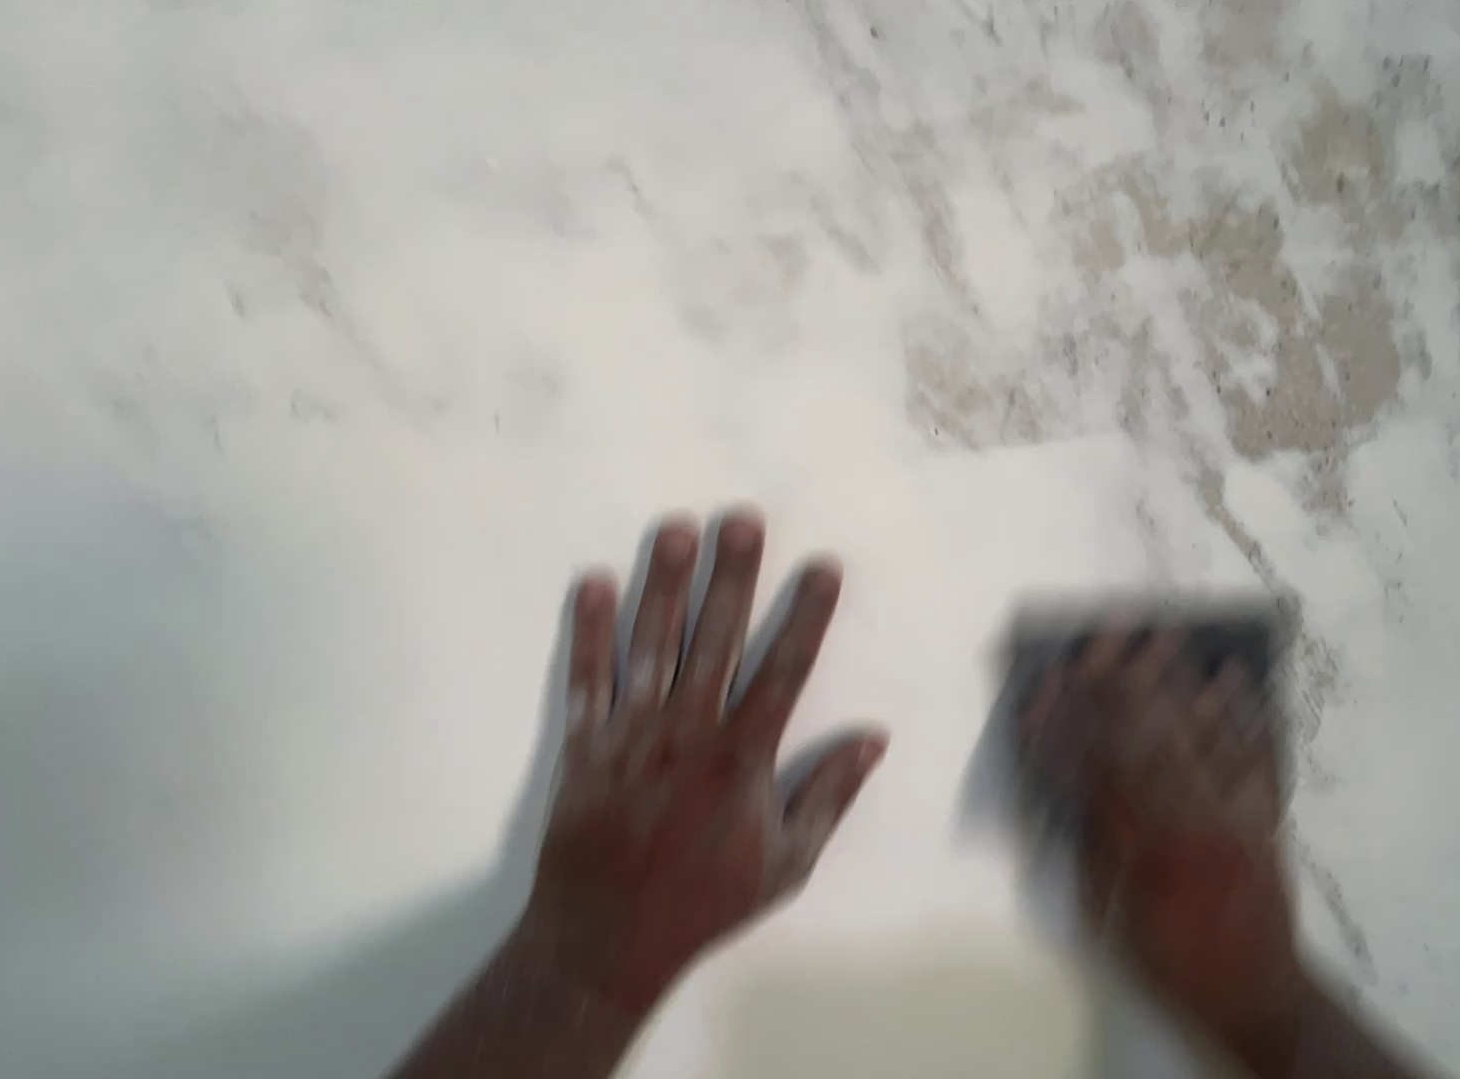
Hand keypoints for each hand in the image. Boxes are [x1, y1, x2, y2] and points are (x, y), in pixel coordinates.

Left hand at [523, 508, 887, 1007]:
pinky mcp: (584, 745)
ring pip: (652, 646)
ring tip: (676, 527)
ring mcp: (632, 735)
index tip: (824, 566)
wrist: (603, 943)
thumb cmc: (705, 899)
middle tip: (742, 517)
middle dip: (733, 576)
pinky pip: (587, 679)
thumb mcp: (787, 862)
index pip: (785, 671)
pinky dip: (587, 631)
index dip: (807, 616)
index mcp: (743, 758)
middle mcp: (690, 733)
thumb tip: (876, 736)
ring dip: (664, 585)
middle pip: (716, 640)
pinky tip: (593, 581)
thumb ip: (830, 794)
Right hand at [1019, 628, 1302, 1040]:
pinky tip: (1235, 680)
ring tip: (1167, 635)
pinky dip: (1245, 716)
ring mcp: (1233, 815)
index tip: (1046, 682)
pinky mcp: (1265, 818)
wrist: (1262, 998)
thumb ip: (1095, 848)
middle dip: (1122, 681)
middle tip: (1109, 633)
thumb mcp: (1114, 919)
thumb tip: (1070, 786)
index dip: (1067, 723)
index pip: (1094, 768)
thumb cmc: (1175, 961)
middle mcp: (1188, 822)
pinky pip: (1257, 759)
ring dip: (1179, 682)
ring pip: (1200, 737)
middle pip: (1148, 737)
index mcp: (1143, 849)